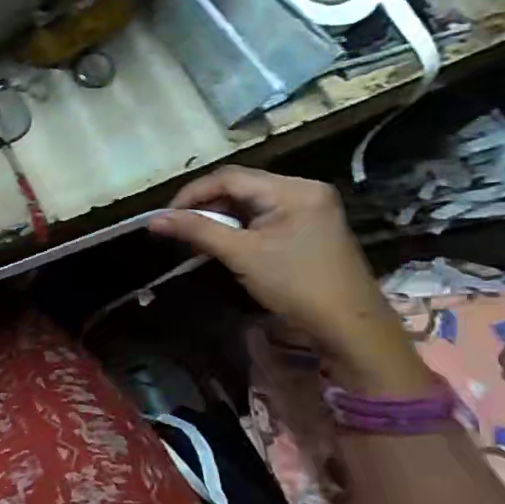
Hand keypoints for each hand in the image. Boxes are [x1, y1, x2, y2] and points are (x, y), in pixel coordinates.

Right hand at [149, 167, 431, 394]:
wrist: (349, 326)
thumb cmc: (295, 285)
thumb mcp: (241, 255)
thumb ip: (197, 231)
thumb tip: (155, 220)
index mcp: (293, 189)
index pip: (230, 177)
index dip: (193, 193)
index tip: (166, 217)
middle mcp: (304, 189)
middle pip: (241, 186)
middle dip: (206, 206)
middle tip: (178, 228)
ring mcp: (310, 208)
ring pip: (251, 202)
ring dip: (221, 218)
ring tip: (196, 238)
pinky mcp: (309, 226)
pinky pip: (265, 217)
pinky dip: (240, 228)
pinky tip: (223, 244)